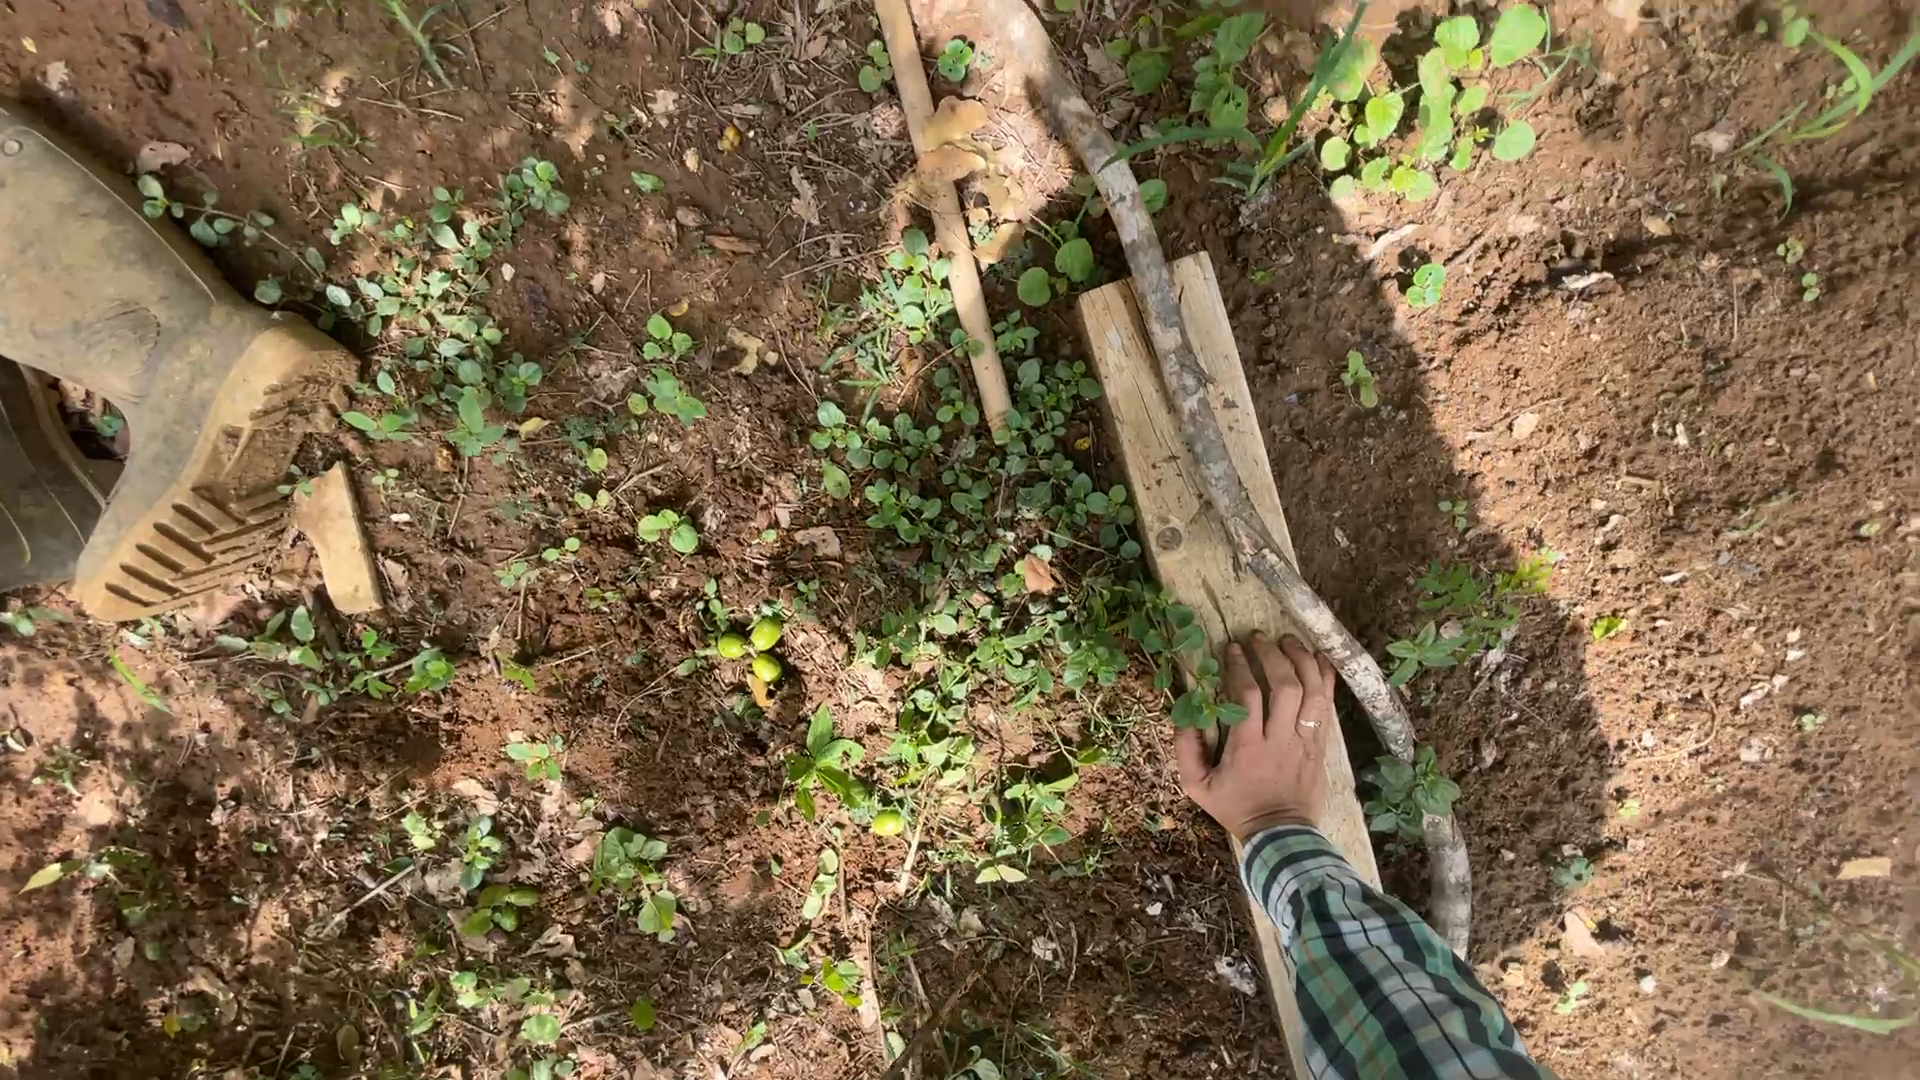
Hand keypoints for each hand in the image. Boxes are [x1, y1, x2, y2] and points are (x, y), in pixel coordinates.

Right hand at [1175, 633, 1335, 839]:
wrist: (1279, 836)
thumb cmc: (1235, 807)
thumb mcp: (1196, 786)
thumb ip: (1185, 750)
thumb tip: (1184, 716)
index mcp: (1247, 747)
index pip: (1247, 695)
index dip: (1240, 666)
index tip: (1232, 647)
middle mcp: (1280, 740)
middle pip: (1284, 687)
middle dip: (1272, 656)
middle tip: (1259, 638)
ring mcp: (1305, 743)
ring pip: (1312, 693)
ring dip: (1302, 662)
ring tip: (1289, 642)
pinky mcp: (1321, 748)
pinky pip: (1328, 709)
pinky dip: (1326, 681)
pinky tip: (1319, 660)